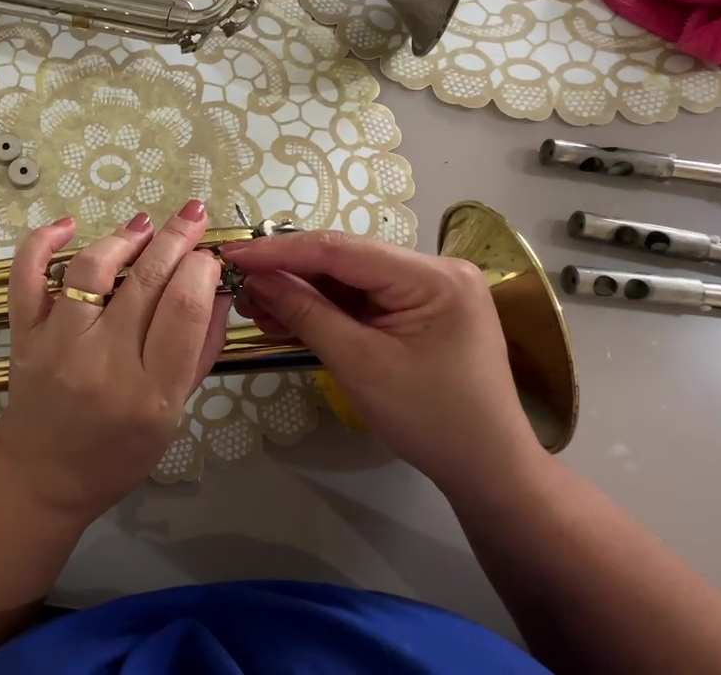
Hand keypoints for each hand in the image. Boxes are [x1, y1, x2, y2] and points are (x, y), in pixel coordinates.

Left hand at [0, 201, 233, 524]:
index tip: (209, 254)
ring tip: (145, 225)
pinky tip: (67, 226)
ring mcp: (58, 344)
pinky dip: (41, 244)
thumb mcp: (174, 414)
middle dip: (176, 239)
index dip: (201, 269)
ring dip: (122, 238)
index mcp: (151, 391)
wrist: (44, 474)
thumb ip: (199, 351)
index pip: (183, 309)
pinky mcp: (24, 334)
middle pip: (145, 282)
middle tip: (193, 214)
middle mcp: (104, 362)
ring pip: (90, 271)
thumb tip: (218, 289)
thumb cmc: (118, 453)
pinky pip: (26, 278)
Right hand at [221, 232, 543, 493]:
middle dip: (286, 273)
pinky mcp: (415, 310)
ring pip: (345, 280)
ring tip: (251, 307)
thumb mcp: (359, 364)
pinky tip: (282, 317)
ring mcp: (425, 290)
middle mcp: (433, 270)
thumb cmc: (431, 419)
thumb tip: (255, 278)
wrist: (487, 471)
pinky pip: (357, 300)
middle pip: (342, 261)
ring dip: (298, 293)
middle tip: (237, 285)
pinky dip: (320, 309)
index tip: (233, 255)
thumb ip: (305, 312)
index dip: (280, 250)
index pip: (341, 250)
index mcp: (433, 276)